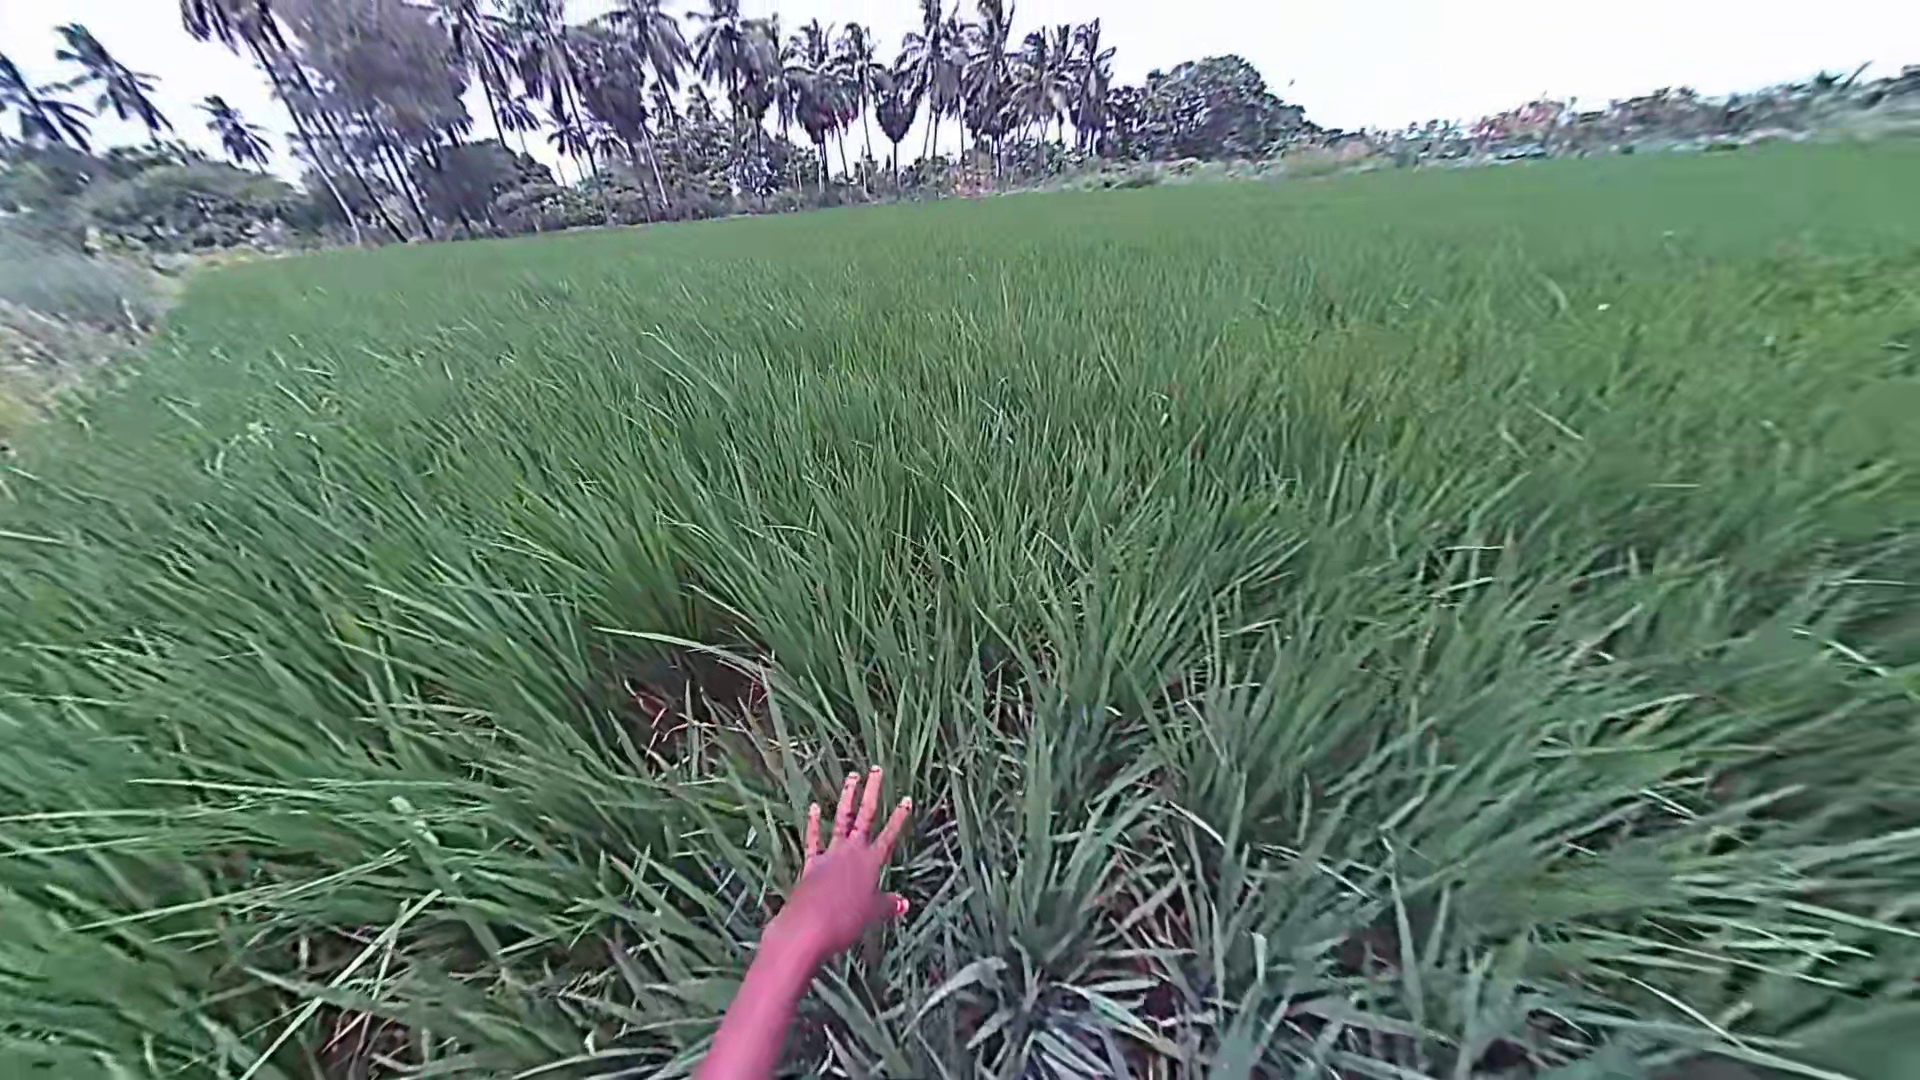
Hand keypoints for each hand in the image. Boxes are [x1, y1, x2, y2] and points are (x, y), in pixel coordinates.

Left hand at [764, 766, 911, 965]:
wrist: (807, 927)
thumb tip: (905, 903)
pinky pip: (814, 839)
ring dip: (847, 797)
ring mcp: (830, 854)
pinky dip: (814, 823)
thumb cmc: (845, 922)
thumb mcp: (872, 915)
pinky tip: (814, 807)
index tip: (906, 798)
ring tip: (852, 776)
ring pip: (842, 819)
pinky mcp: (812, 864)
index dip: (899, 817)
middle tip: (876, 769)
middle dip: (872, 792)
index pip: (889, 835)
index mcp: (871, 862)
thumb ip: (887, 905)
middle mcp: (852, 852)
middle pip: (865, 816)